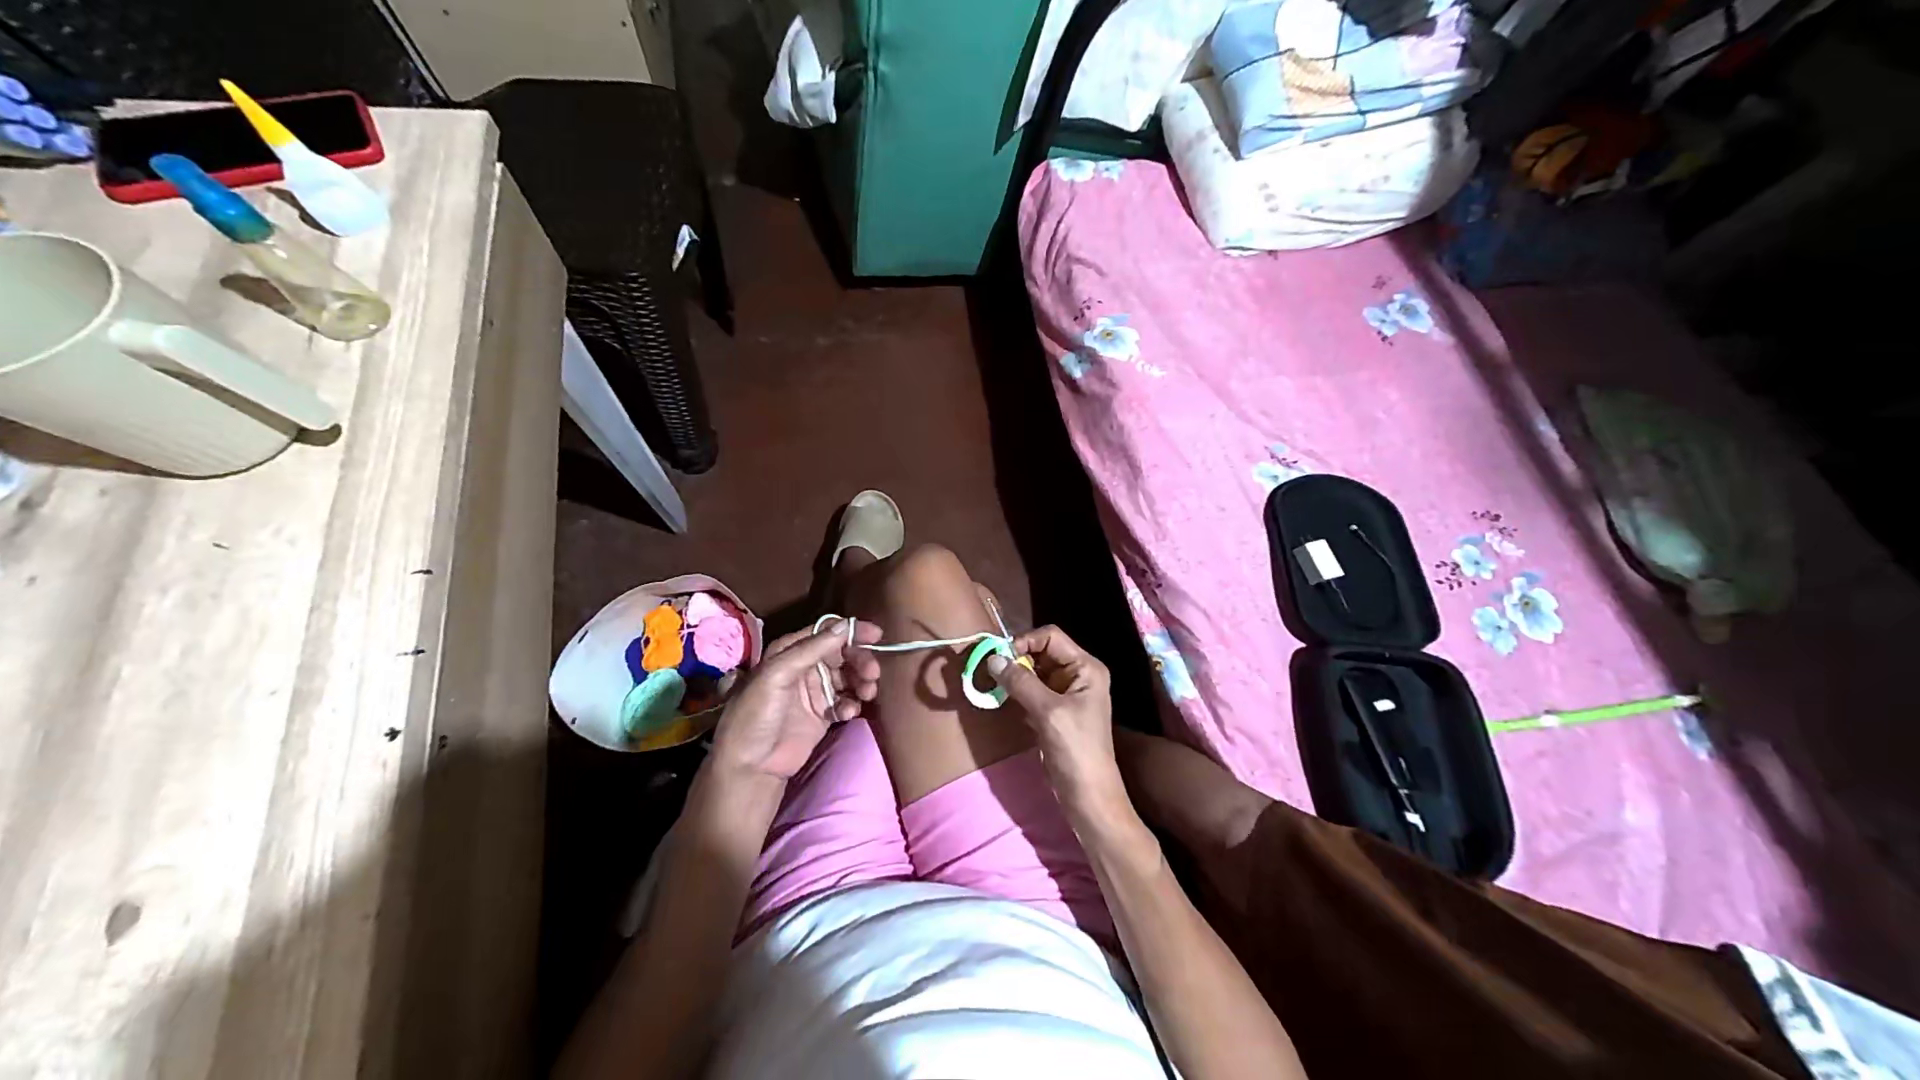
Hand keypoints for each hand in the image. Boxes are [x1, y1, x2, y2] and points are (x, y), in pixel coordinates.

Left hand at [711, 619, 882, 779]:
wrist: (750, 765)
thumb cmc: (756, 713)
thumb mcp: (778, 674)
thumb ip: (812, 649)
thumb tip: (845, 625)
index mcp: (790, 651)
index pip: (826, 632)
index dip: (852, 631)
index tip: (876, 636)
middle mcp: (805, 667)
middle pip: (843, 654)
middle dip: (861, 659)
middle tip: (872, 673)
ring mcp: (815, 692)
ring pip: (849, 676)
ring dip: (862, 681)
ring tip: (867, 693)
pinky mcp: (823, 715)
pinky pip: (847, 701)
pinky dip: (852, 704)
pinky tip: (848, 713)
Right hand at [987, 625, 1128, 820]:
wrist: (1088, 794)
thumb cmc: (1075, 749)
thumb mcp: (1048, 712)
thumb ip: (1020, 682)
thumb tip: (992, 659)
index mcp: (1086, 668)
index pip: (1051, 637)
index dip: (1025, 641)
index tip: (1000, 658)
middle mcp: (1078, 675)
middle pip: (1041, 652)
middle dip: (1016, 658)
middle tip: (992, 671)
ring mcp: (1066, 694)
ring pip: (1034, 672)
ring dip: (1014, 676)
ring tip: (994, 685)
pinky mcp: (1054, 712)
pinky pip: (1031, 691)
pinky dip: (1016, 692)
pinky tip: (1002, 699)